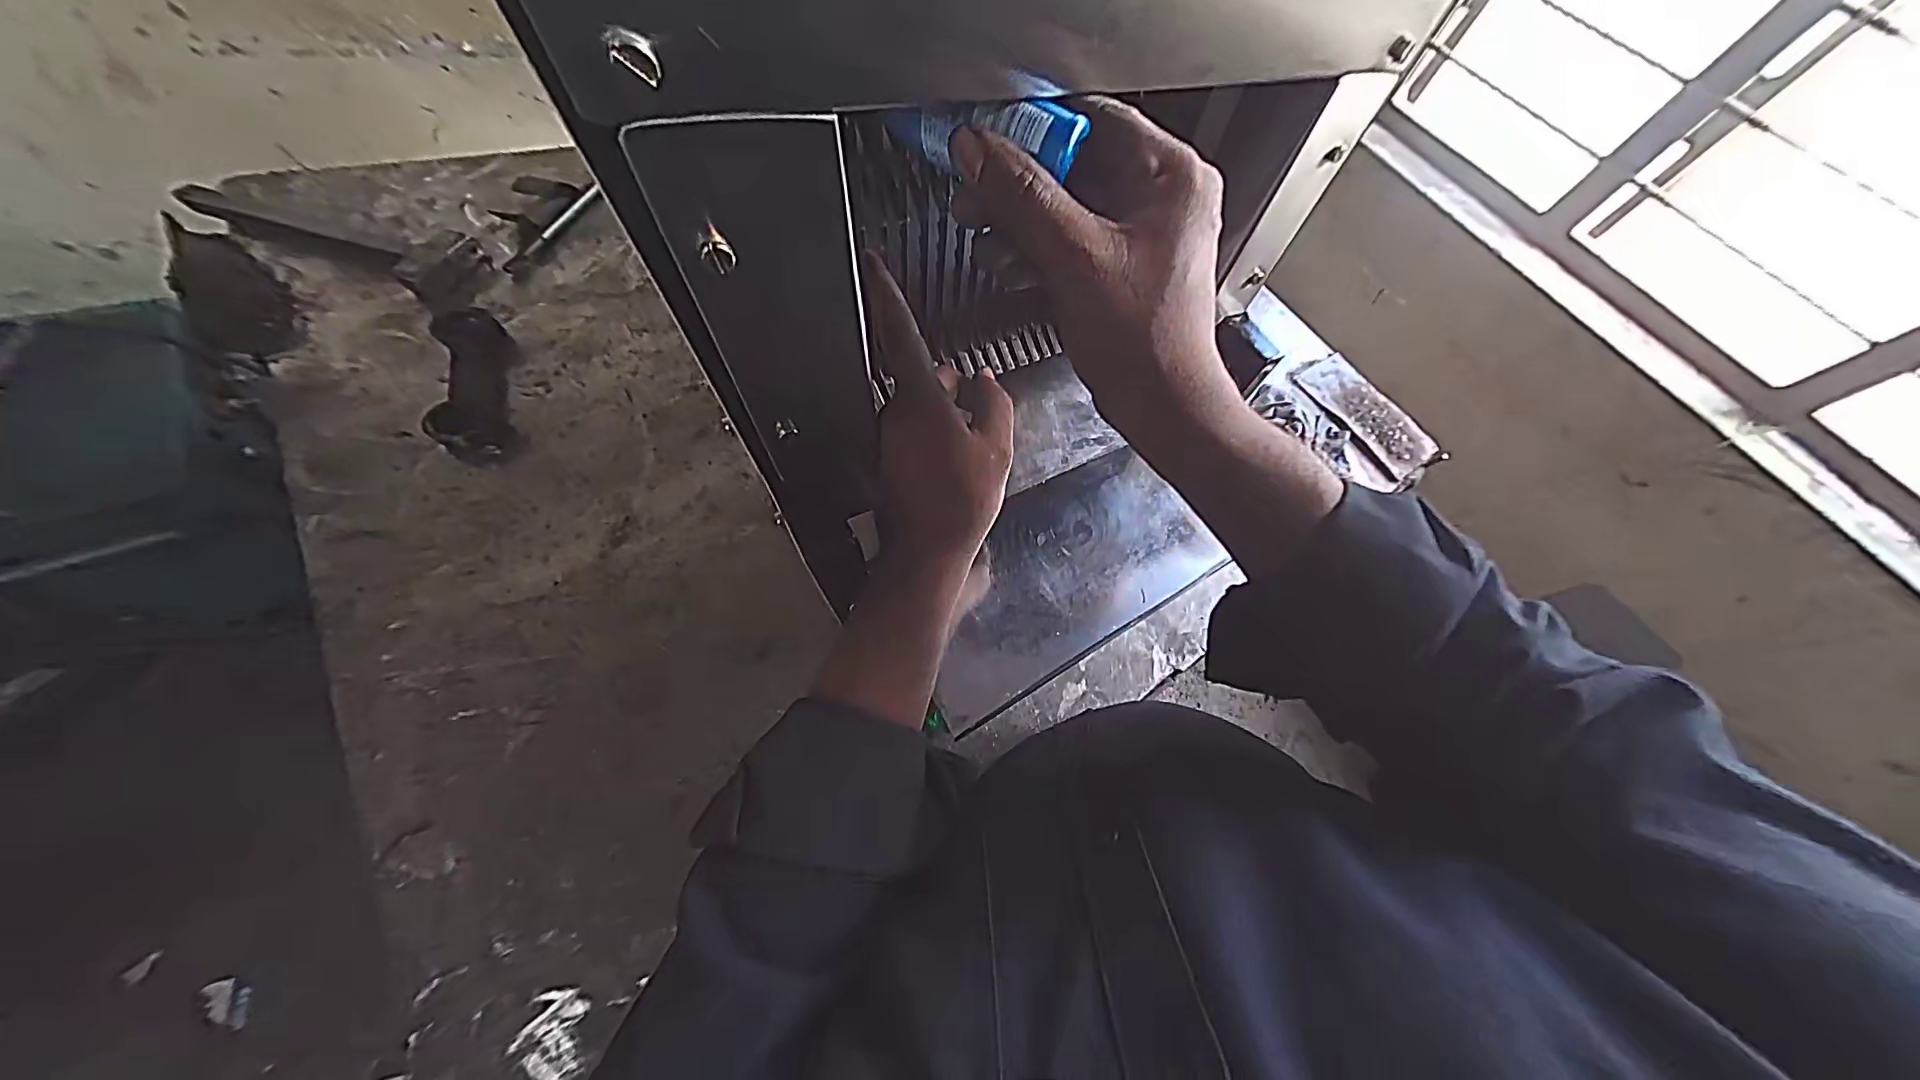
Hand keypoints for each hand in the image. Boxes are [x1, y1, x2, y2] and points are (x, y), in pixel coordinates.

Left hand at [864, 250, 1013, 570]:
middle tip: (976, 415)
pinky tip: (957, 464)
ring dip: (946, 414)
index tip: (871, 264)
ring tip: (970, 451)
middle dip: (950, 386)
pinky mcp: (890, 455)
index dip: (886, 294)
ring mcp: (889, 435)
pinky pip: (916, 428)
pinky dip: (937, 434)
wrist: (931, 550)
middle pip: (923, 375)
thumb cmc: (963, 502)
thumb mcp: (997, 449)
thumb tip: (983, 379)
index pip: (900, 333)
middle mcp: (895, 412)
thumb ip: (993, 402)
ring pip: (921, 403)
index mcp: (921, 400)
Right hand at [950, 99, 1341, 577]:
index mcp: (1171, 179)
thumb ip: (1024, 199)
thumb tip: (979, 151)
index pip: (1093, 122)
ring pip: (1066, 208)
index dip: (1035, 130)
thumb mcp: (1076, 258)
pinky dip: (1037, 252)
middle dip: (1019, 186)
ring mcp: (1138, 239)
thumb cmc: (1146, 341)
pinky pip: (1070, 244)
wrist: (1160, 405)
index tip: (989, 143)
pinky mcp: (1118, 272)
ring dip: (1021, 222)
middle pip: (1074, 167)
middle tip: (977, 194)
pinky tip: (1010, 265)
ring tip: (986, 235)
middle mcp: (1160, 201)